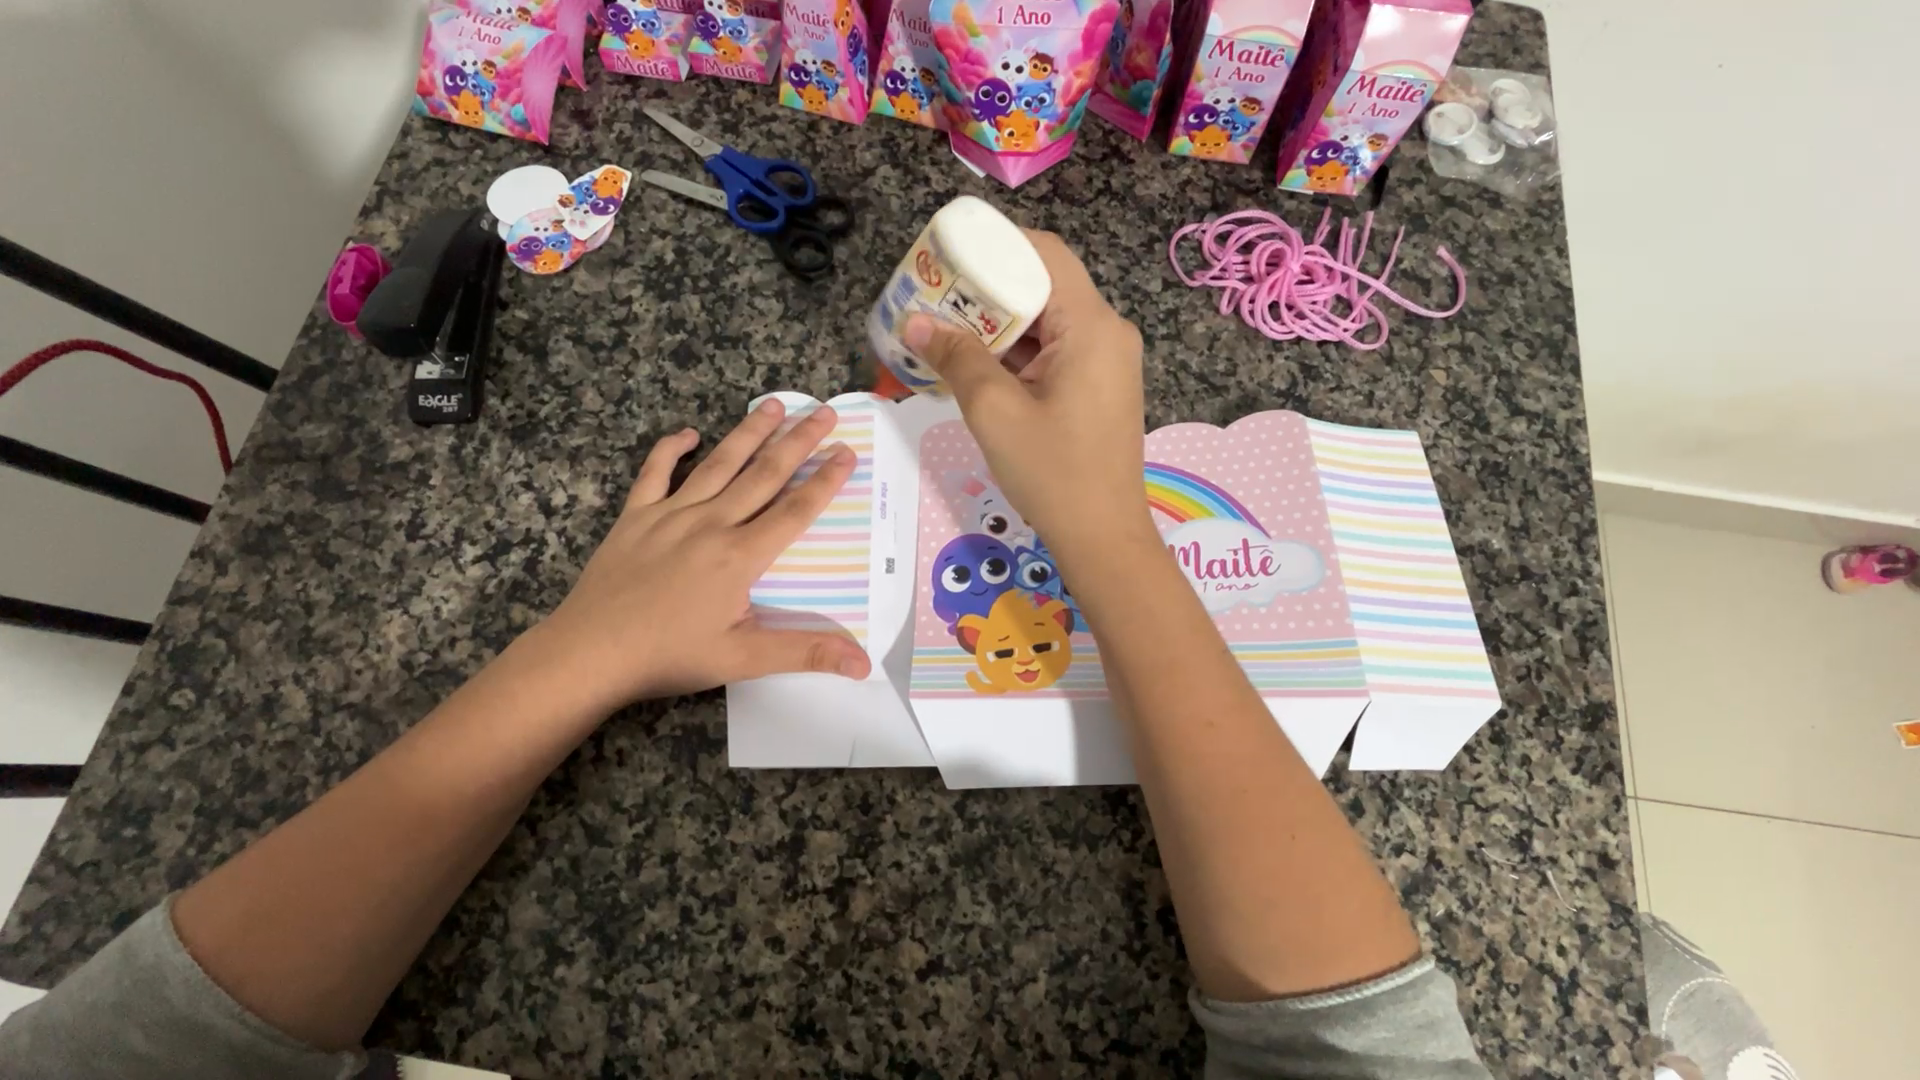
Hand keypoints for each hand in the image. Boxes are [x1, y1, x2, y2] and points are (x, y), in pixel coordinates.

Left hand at [533, 400, 872, 711]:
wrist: (590, 652)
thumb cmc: (670, 656)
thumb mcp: (743, 660)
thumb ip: (804, 652)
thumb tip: (863, 663)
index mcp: (740, 556)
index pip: (794, 511)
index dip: (824, 481)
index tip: (846, 452)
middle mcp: (711, 524)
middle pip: (764, 475)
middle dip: (799, 442)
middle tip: (826, 413)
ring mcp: (670, 514)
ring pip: (719, 464)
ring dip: (749, 432)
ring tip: (775, 405)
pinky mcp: (635, 516)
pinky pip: (655, 473)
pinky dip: (670, 449)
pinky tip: (687, 433)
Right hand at [903, 230, 1151, 559]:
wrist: (1102, 537)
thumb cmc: (1052, 472)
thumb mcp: (994, 412)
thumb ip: (955, 358)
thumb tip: (915, 322)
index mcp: (1092, 326)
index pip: (1045, 254)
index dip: (996, 246)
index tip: (949, 258)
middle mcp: (1107, 333)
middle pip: (1044, 287)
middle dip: (987, 291)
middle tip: (935, 301)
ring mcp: (1107, 363)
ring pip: (1047, 324)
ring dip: (998, 328)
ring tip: (945, 335)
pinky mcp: (1099, 389)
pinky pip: (1055, 354)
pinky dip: (1017, 356)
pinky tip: (976, 368)